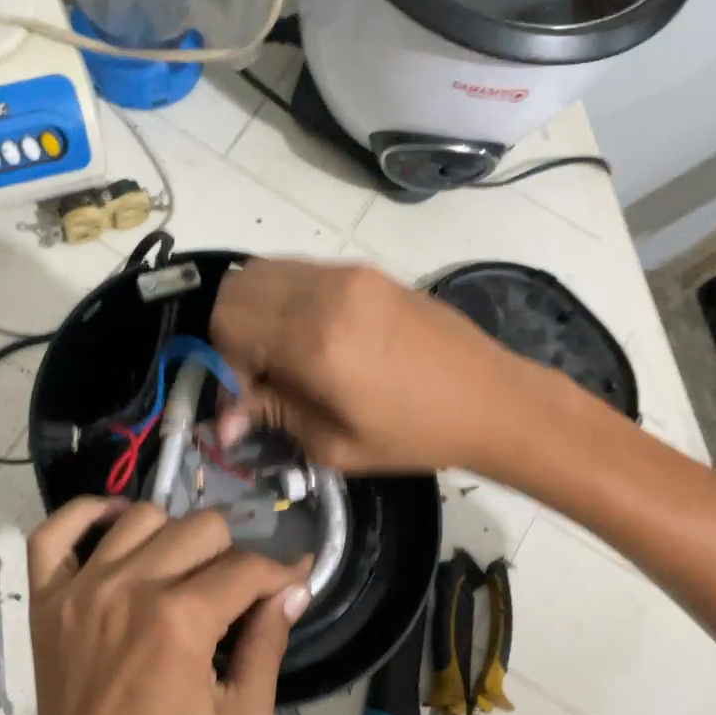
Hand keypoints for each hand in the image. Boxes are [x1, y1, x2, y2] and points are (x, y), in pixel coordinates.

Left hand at [15, 498, 310, 714]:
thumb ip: (270, 645)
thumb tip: (292, 590)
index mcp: (180, 621)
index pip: (246, 567)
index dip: (280, 573)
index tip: (293, 581)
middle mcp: (129, 588)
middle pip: (200, 527)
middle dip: (233, 553)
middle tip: (235, 590)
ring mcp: (81, 588)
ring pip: (142, 517)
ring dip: (174, 535)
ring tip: (182, 571)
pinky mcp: (47, 598)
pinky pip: (56, 530)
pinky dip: (87, 514)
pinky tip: (118, 527)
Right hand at [210, 259, 524, 471]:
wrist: (491, 399)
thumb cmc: (415, 435)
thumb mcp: (335, 444)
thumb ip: (274, 416)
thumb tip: (224, 418)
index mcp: (315, 339)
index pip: (227, 323)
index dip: (224, 366)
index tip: (246, 402)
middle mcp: (325, 292)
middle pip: (237, 288)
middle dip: (231, 334)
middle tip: (258, 377)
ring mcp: (349, 273)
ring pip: (265, 272)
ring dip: (256, 314)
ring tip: (282, 359)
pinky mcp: (367, 270)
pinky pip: (300, 272)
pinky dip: (284, 300)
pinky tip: (310, 340)